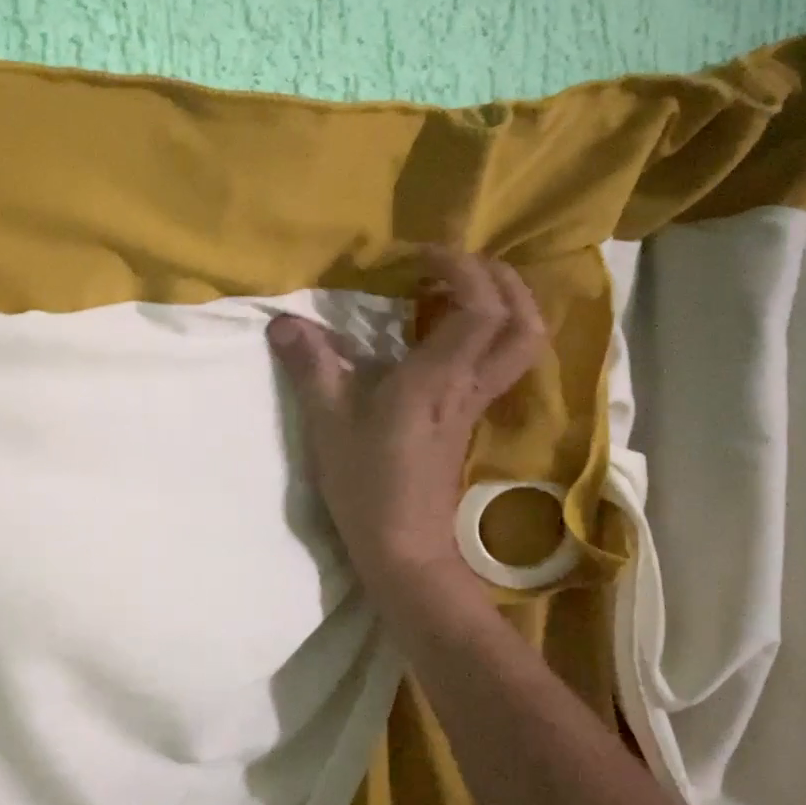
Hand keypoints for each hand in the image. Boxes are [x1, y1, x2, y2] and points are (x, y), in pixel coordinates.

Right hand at [267, 248, 545, 600]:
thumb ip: (310, 366)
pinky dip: (492, 333)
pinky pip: (500, 364)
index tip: (422, 257)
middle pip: (521, 321)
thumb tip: (283, 322)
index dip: (462, 269)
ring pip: (522, 345)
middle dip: (499, 279)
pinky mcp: (469, 421)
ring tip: (464, 289)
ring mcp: (476, 406)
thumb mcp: (328, 423)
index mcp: (437, 380)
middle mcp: (468, 386)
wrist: (403, 548)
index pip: (479, 307)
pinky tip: (452, 335)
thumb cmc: (366, 485)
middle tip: (454, 264)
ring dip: (508, 304)